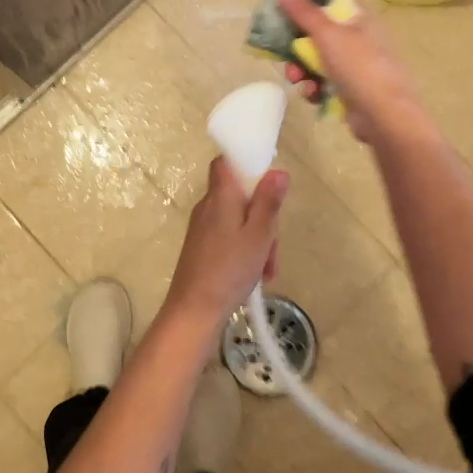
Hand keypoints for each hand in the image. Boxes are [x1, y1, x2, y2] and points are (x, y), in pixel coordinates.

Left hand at [164, 158, 287, 323]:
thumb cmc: (229, 269)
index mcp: (221, 196)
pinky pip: (230, 238)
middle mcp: (208, 206)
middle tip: (272, 245)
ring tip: (267, 270)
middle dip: (263, 216)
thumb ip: (268, 202)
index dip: (246, 164)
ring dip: (258, 240)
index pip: (226, 162)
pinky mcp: (202, 247)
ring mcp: (203, 228)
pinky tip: (256, 276)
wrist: (194, 310)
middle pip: (240, 195)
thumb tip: (278, 170)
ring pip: (239, 220)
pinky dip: (245, 251)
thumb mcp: (258, 236)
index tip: (268, 183)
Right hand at [277, 0, 431, 145]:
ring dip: (301, 70)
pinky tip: (313, 95)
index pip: (331, 3)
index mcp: (359, 19)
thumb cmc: (359, 67)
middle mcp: (357, 40)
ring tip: (297, 80)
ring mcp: (354, 67)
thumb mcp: (329, 34)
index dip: (308, 4)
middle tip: (284, 54)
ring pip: (316, 61)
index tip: (285, 10)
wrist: (383, 115)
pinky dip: (314, 88)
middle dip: (296, 47)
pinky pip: (322, 84)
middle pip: (317, 34)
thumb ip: (305, 13)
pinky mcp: (349, 90)